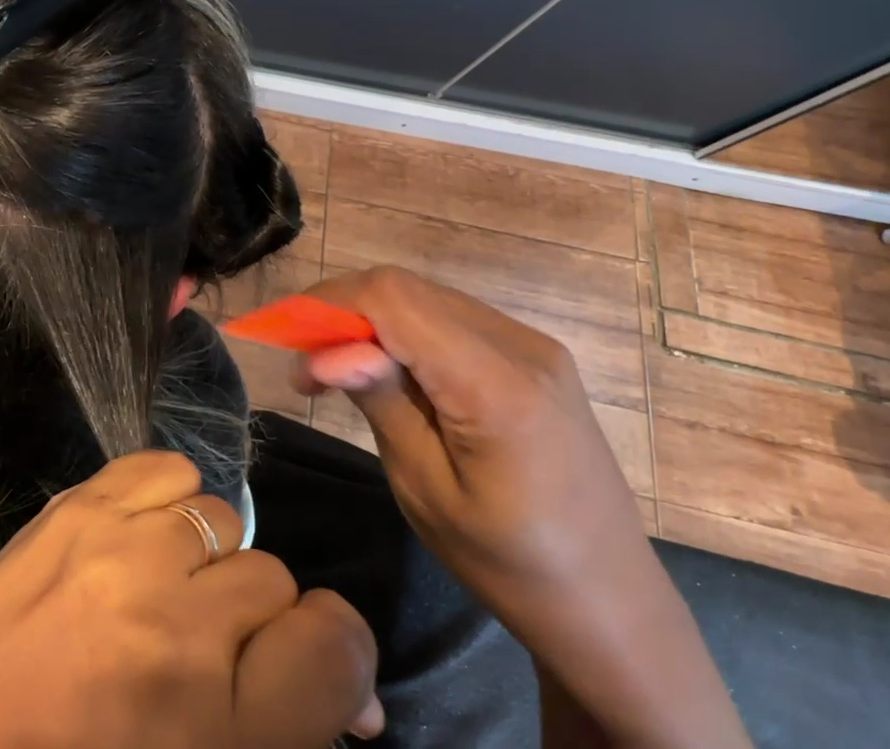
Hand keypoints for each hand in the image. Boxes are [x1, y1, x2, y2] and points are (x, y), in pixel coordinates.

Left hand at [0, 452, 381, 748]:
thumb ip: (286, 719)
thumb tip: (353, 691)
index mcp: (226, 722)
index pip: (336, 642)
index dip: (328, 649)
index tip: (295, 655)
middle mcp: (182, 628)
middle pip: (274, 577)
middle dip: (246, 611)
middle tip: (197, 638)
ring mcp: (126, 556)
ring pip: (221, 520)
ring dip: (201, 555)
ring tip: (159, 585)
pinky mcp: (81, 505)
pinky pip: (168, 470)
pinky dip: (166, 498)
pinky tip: (140, 534)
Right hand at [294, 267, 747, 747]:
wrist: (609, 600)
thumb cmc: (509, 563)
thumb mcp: (425, 488)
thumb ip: (381, 402)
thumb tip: (322, 352)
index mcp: (496, 384)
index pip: (391, 299)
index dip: (324, 305)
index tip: (280, 343)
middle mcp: (521, 347)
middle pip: (404, 289)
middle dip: (337, 311)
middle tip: (300, 367)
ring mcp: (533, 348)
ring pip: (423, 298)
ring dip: (365, 321)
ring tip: (330, 374)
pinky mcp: (532, 360)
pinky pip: (449, 320)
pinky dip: (400, 332)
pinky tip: (381, 373)